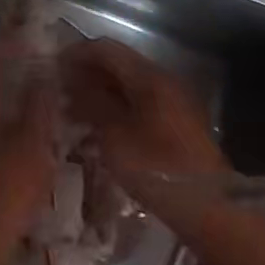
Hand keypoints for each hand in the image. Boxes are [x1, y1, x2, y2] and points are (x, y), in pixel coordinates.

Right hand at [62, 38, 227, 229]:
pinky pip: (136, 105)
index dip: (75, 53)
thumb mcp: (115, 136)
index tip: (50, 69)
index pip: (105, 48)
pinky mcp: (173, 125)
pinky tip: (94, 132)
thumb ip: (91, 102)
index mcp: (149, 77)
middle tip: (57, 93)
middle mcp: (162, 81)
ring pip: (124, 86)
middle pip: (115, 65)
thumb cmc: (159, 171)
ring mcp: (170, 103)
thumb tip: (69, 79)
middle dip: (84, 75)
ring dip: (96, 94)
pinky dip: (113, 110)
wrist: (214, 215)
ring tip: (70, 115)